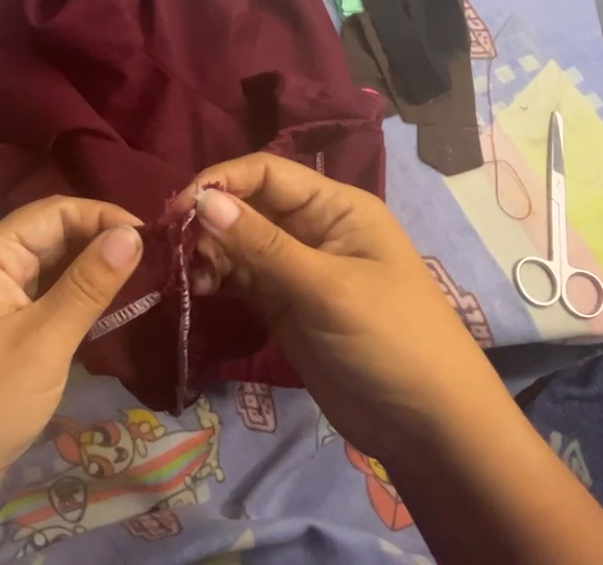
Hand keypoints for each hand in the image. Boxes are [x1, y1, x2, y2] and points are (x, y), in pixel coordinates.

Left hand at [0, 195, 144, 493]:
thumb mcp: (45, 342)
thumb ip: (89, 284)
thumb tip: (134, 234)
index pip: (54, 211)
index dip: (105, 217)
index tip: (157, 239)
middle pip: (53, 233)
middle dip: (102, 242)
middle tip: (160, 262)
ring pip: (51, 262)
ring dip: (93, 270)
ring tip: (147, 280)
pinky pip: (44, 290)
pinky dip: (76, 295)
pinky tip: (113, 304)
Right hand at [173, 153, 501, 461]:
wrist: (429, 430)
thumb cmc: (392, 341)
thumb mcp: (327, 289)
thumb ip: (262, 245)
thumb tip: (201, 200)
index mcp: (335, 207)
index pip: (266, 172)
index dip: (220, 182)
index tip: (178, 208)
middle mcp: (312, 227)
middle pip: (246, 205)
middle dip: (208, 220)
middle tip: (173, 248)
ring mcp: (295, 266)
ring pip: (236, 241)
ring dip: (206, 252)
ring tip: (187, 277)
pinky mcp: (282, 302)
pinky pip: (238, 276)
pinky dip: (214, 278)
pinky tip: (197, 291)